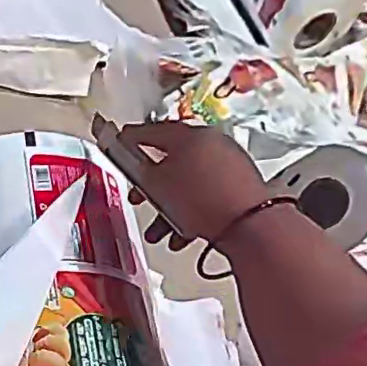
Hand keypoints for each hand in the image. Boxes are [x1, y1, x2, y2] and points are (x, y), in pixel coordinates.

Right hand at [101, 118, 269, 249]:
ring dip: (168, 207)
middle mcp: (210, 143)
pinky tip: (181, 234)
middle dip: (151, 186)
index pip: (151, 130)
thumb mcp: (156, 184)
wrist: (247, 223)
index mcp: (188, 135)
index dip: (130, 139)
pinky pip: (204, 196)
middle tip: (138, 197)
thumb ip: (139, 168)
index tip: (119, 142)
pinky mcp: (238, 185)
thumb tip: (132, 158)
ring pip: (186, 183)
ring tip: (159, 231)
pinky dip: (189, 213)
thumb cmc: (201, 199)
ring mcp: (227, 163)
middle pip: (169, 160)